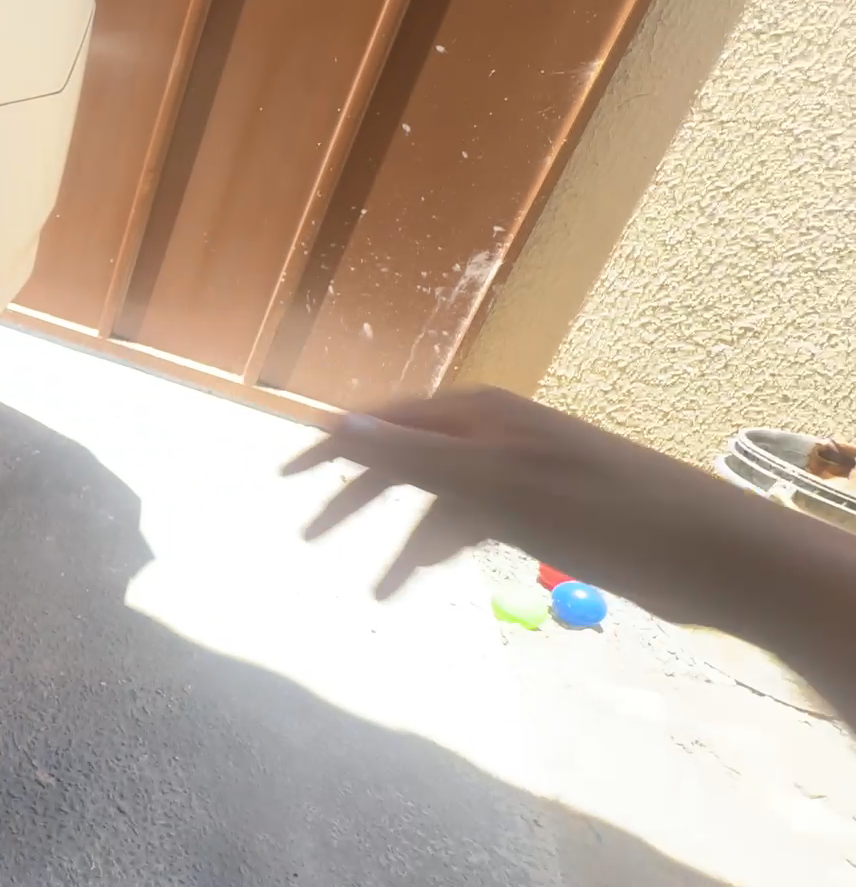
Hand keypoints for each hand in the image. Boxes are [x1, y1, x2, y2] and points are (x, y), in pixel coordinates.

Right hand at [282, 387, 819, 626]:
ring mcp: (506, 471)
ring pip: (430, 501)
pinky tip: (425, 573)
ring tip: (380, 589)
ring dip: (402, 541)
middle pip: (397, 463)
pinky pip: (465, 522)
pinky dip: (441, 547)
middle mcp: (482, 434)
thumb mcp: (494, 481)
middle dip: (355, 500)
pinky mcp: (530, 507)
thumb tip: (335, 425)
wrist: (721, 558)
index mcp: (470, 415)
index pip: (377, 424)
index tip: (284, 478)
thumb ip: (410, 453)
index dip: (326, 449)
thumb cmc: (601, 510)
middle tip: (311, 535)